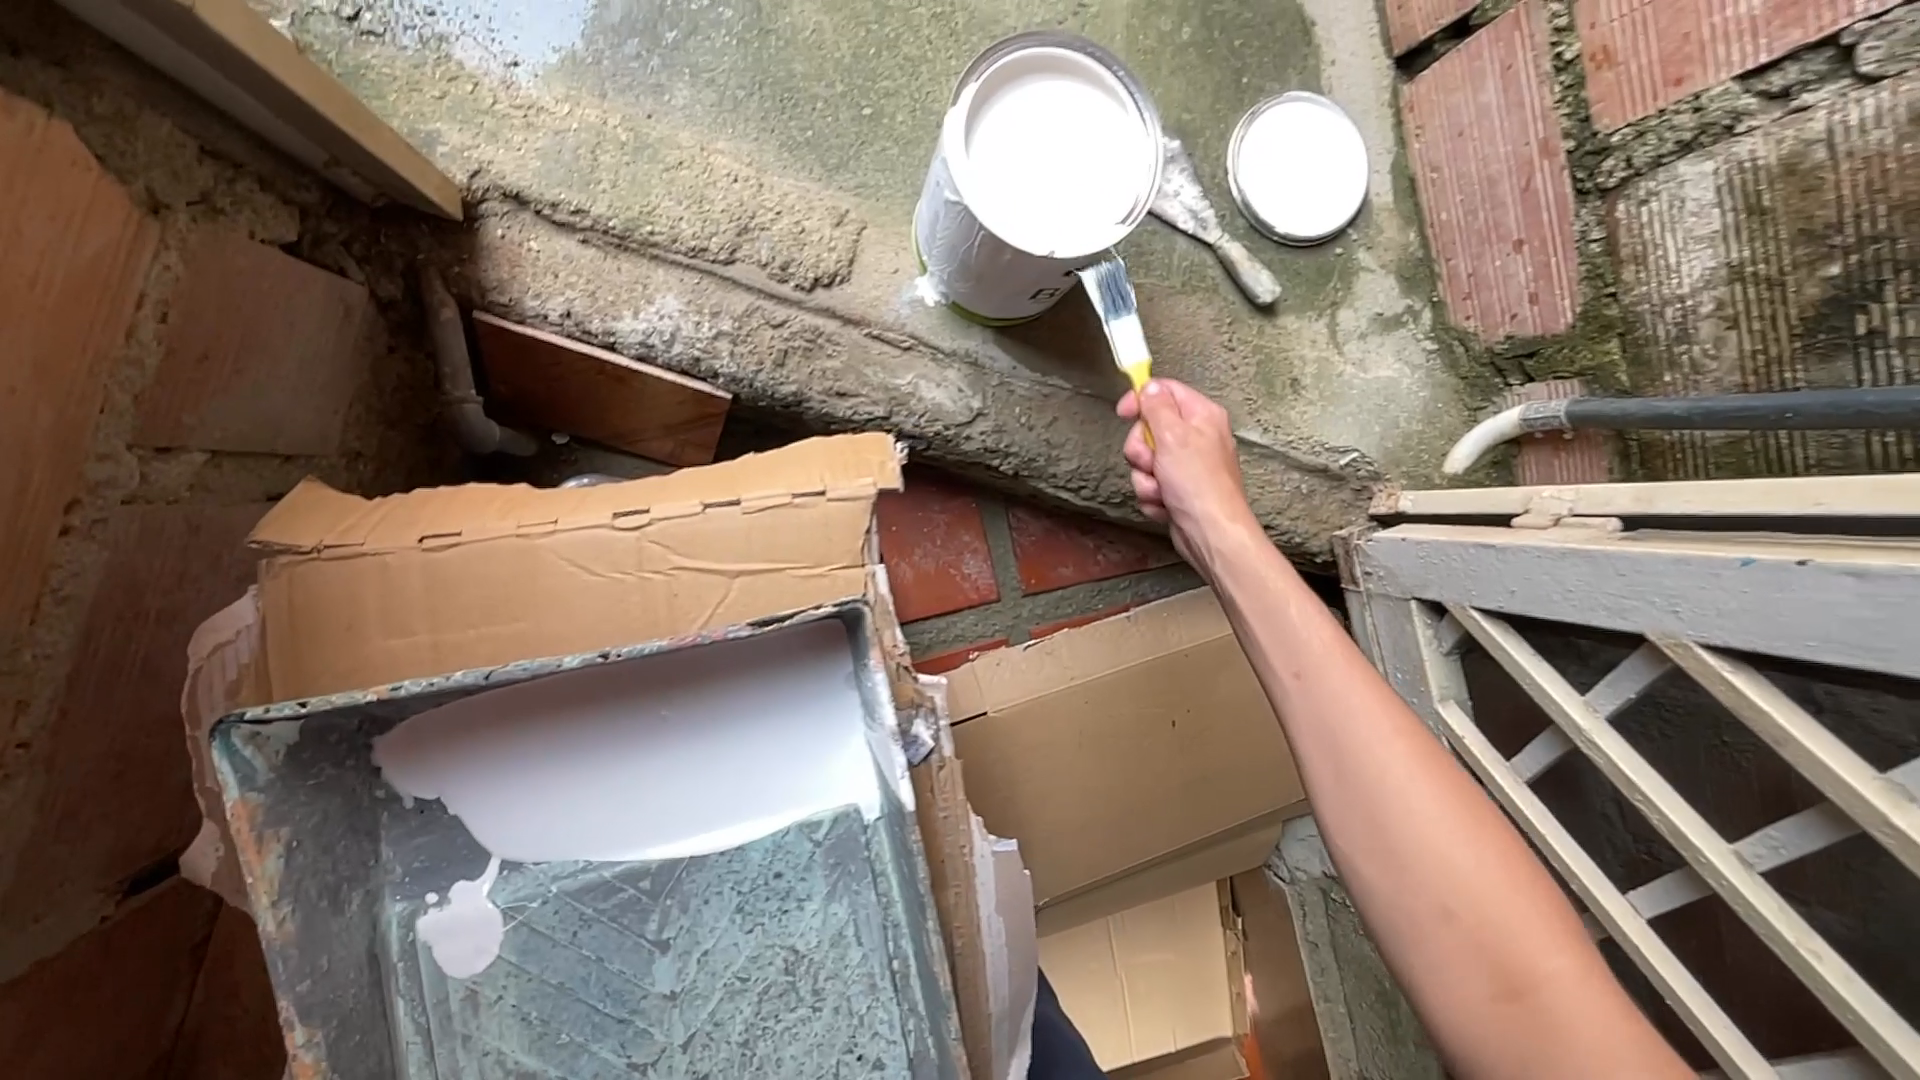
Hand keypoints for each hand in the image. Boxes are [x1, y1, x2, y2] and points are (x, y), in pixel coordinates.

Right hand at [1118, 378, 1260, 580]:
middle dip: (1141, 451)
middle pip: (1148, 429)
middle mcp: (1195, 437)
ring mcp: (1186, 465)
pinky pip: (1149, 484)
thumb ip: (1157, 407)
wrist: (1210, 533)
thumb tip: (1149, 387)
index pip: (1164, 392)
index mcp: (1201, 416)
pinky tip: (1166, 503)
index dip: (1140, 400)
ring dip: (1145, 478)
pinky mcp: (1177, 489)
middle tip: (1153, 462)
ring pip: (1145, 461)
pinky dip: (1152, 496)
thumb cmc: (1200, 485)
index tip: (1124, 412)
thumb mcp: (1173, 436)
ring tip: (1163, 489)